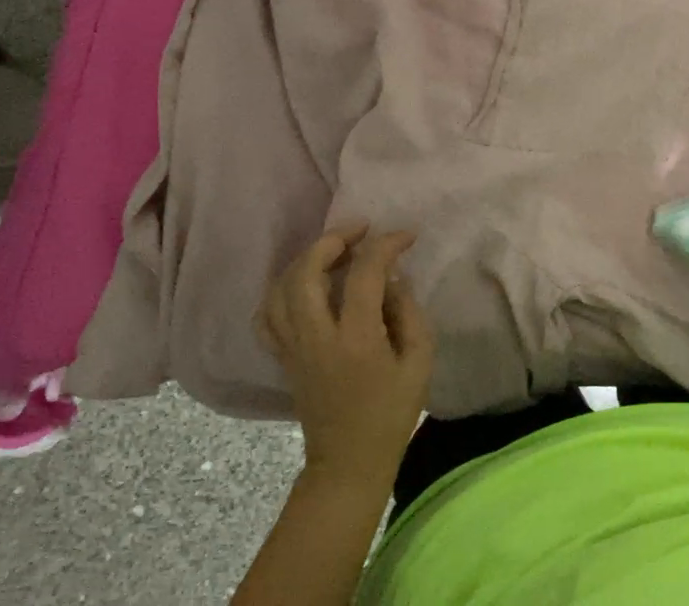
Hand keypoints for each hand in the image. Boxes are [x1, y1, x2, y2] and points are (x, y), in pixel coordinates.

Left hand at [257, 224, 433, 482]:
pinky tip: (305, 283)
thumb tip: (393, 279)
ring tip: (334, 249)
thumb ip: (409, 313)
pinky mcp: (283, 357)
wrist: (349, 460)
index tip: (407, 236)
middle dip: (331, 240)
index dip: (385, 246)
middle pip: (304, 273)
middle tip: (360, 229)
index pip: (363, 275)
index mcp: (355, 339)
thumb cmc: (393, 411)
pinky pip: (268, 313)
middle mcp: (315, 338)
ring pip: (279, 289)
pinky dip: (283, 288)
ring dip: (305, 260)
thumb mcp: (419, 361)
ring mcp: (292, 348)